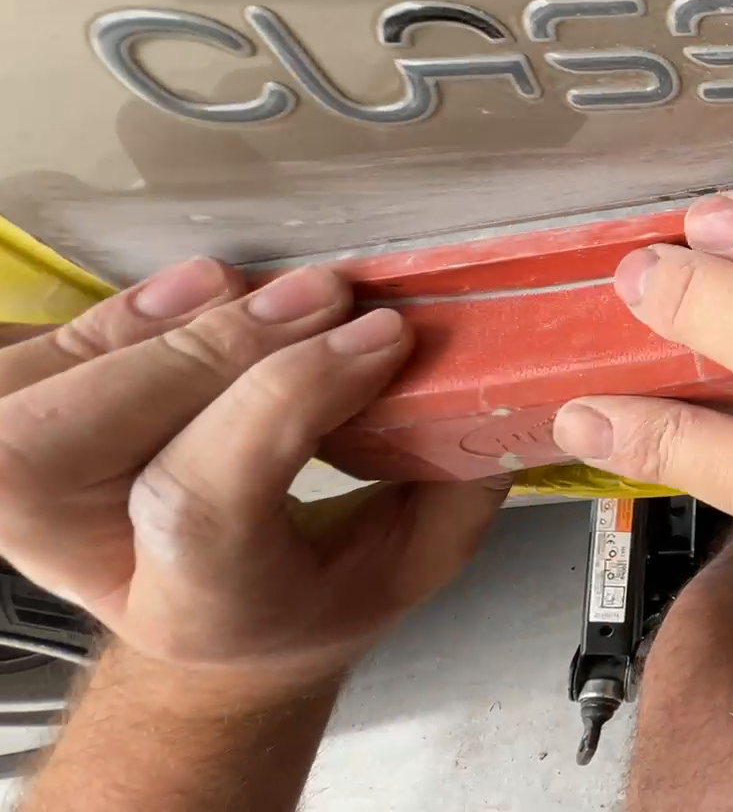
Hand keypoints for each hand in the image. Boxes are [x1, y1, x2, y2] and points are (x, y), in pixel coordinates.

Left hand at [0, 261, 506, 686]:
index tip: (389, 334)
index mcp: (212, 605)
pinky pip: (16, 369)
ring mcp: (29, 519)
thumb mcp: (429, 552)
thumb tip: (497, 373)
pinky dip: (109, 317)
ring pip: (10, 406)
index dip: (289, 396)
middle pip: (52, 452)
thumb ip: (461, 474)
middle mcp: (89, 570)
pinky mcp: (22, 463)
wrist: (228, 634)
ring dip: (141, 327)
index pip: (202, 499)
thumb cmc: (340, 589)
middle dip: (198, 351)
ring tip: (247, 286)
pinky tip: (197, 292)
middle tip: (324, 294)